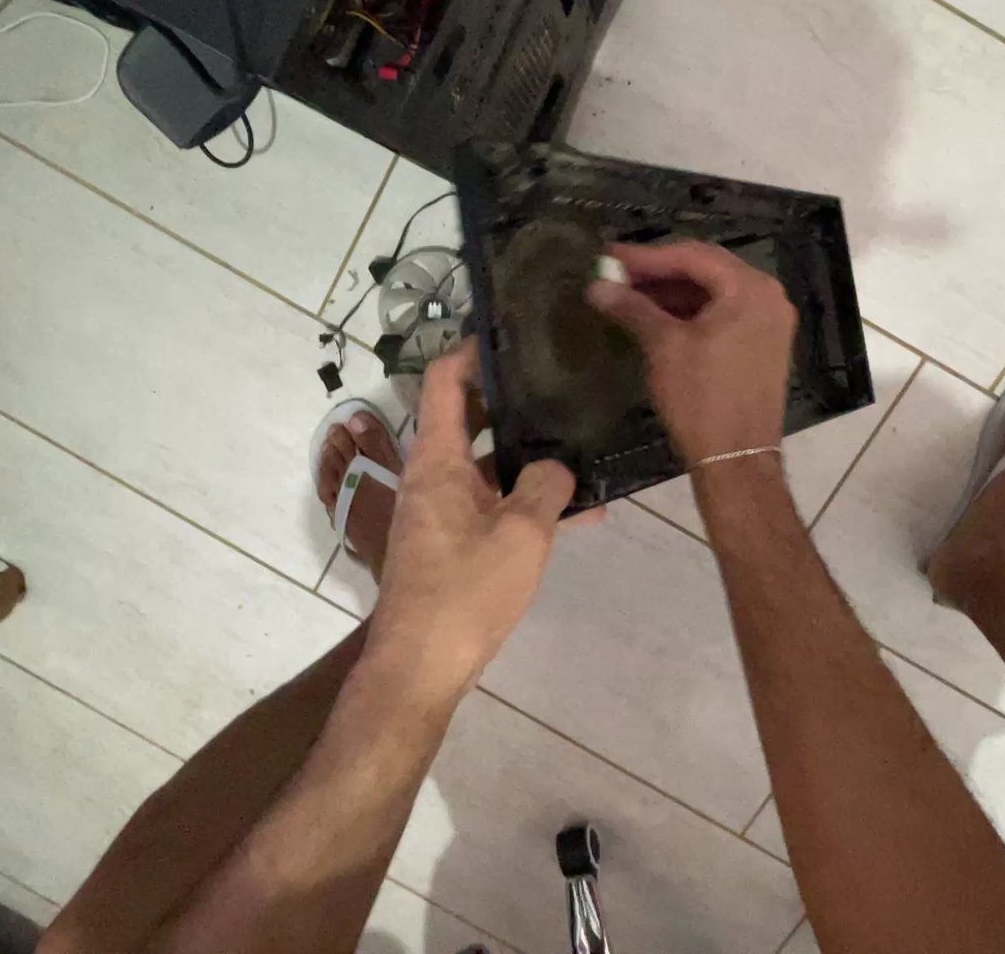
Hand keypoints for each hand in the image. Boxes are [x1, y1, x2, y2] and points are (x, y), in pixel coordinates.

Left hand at [366, 344, 576, 700]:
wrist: (421, 665)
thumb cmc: (466, 590)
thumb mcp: (522, 533)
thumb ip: (545, 487)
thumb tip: (556, 467)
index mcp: (438, 460)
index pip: (443, 382)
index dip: (471, 352)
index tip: (511, 340)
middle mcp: (433, 476)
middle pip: (469, 420)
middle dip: (514, 405)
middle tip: (560, 391)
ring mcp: (441, 511)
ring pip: (487, 467)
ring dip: (529, 462)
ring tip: (583, 455)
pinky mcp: (451, 542)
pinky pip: (491, 505)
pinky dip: (524, 503)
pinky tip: (576, 516)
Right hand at [585, 241, 796, 465]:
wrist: (736, 460)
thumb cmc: (701, 398)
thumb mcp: (663, 347)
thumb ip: (632, 308)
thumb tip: (596, 286)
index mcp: (750, 289)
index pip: (692, 256)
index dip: (646, 256)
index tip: (608, 257)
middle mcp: (768, 298)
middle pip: (706, 271)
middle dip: (659, 273)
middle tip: (616, 275)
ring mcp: (770, 323)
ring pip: (714, 295)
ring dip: (672, 294)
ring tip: (630, 297)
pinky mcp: (764, 347)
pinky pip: (724, 317)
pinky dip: (691, 315)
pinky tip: (658, 320)